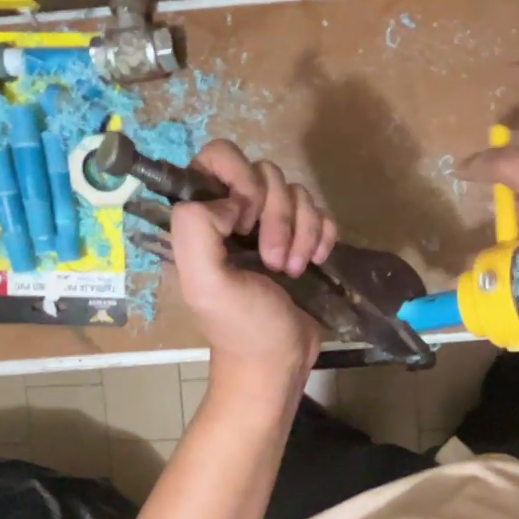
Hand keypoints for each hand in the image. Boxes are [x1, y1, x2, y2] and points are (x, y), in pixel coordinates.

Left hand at [170, 141, 332, 396]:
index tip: (245, 220)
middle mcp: (235, 214)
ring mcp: (271, 226)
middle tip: (272, 261)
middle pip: (266, 173)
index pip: (217, 157)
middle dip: (278, 217)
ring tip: (291, 270)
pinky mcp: (302, 239)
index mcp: (203, 218)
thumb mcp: (204, 283)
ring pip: (296, 192)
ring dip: (301, 233)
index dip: (239, 178)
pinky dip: (322, 236)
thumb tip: (232, 202)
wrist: (279, 361)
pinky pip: (320, 212)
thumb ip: (196, 229)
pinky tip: (316, 263)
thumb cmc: (241, 327)